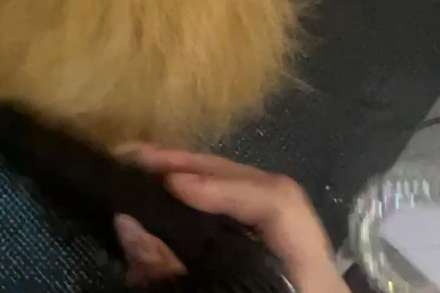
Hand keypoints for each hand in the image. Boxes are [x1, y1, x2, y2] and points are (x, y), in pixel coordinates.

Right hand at [111, 145, 349, 291]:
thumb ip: (167, 281)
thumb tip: (126, 222)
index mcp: (312, 288)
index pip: (281, 208)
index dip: (225, 187)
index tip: (171, 187)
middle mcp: (313, 267)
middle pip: (263, 189)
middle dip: (196, 167)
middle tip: (135, 159)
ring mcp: (300, 266)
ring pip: (252, 197)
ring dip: (194, 175)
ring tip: (140, 165)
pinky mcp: (276, 270)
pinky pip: (243, 220)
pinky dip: (202, 198)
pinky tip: (163, 193)